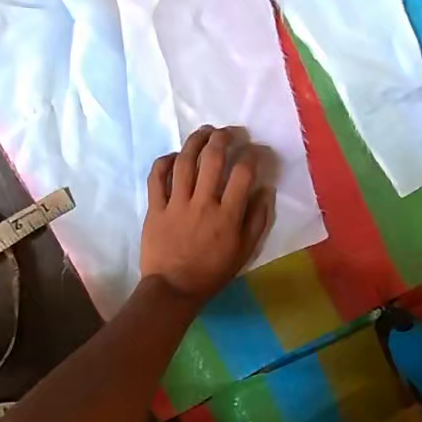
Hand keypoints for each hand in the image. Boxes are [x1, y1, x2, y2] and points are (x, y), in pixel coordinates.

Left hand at [139, 126, 272, 302]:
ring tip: (206, 131)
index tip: (258, 150)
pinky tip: (176, 156)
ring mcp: (176, 204)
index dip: (254, 154)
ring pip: (185, 161)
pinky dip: (166, 161)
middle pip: (213, 158)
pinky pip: (157, 177)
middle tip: (231, 132)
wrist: (173, 290)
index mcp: (227, 216)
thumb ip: (258, 219)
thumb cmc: (212, 273)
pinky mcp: (155, 208)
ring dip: (196, 140)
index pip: (243, 172)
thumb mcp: (245, 252)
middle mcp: (202, 203)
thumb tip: (266, 189)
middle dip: (224, 137)